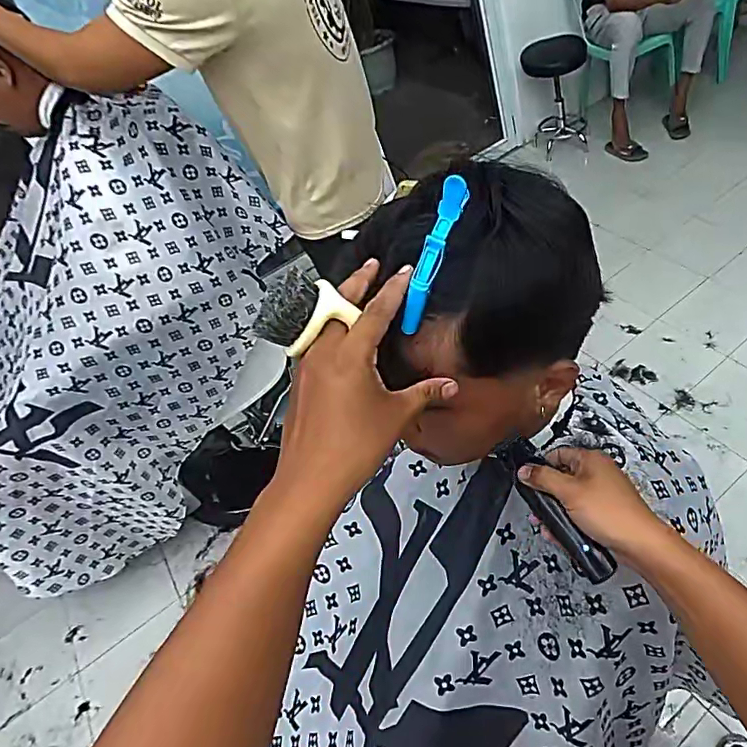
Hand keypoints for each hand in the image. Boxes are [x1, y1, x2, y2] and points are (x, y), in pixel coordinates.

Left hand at [272, 259, 456, 497]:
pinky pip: (315, 341)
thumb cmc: (350, 449)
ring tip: (356, 294)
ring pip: (322, 320)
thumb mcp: (398, 416)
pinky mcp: (300, 381)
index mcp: (349, 357)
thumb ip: (424, 393)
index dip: (393, 290)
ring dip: (340, 302)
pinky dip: (330, 328)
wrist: (310, 478)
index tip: (403, 274)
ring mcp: (307, 366)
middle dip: (357, 282)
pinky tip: (341, 339)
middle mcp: (323, 355)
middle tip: (372, 267)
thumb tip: (446, 384)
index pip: (375, 312)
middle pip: (339, 304)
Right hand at [516, 448, 674, 561]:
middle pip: (562, 479)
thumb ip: (544, 479)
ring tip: (554, 525)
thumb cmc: (614, 514)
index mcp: (592, 459)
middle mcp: (599, 473)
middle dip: (548, 497)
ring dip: (558, 513)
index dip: (540, 467)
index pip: (558, 454)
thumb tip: (526, 470)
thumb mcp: (569, 492)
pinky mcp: (604, 513)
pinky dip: (570, 523)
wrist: (637, 542)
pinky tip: (566, 534)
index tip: (528, 480)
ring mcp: (602, 494)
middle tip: (541, 508)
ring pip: (570, 500)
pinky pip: (580, 514)